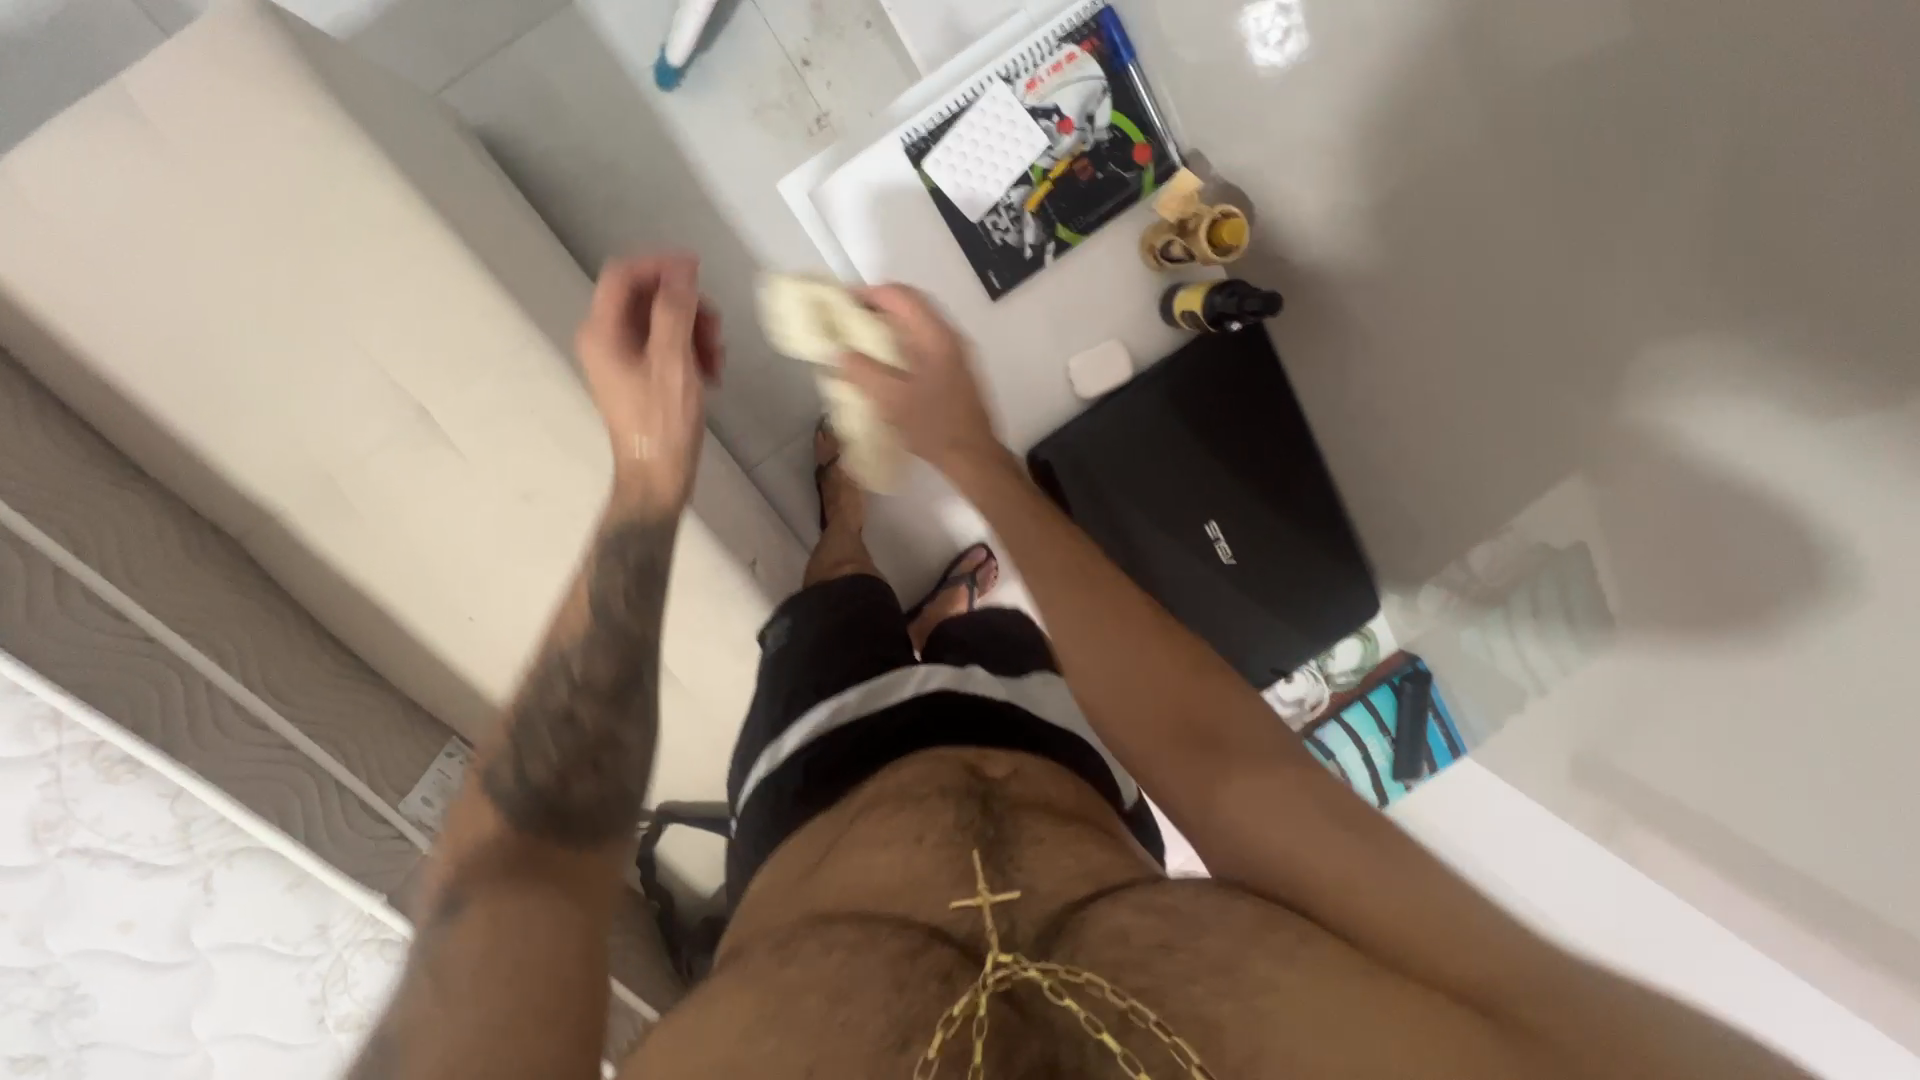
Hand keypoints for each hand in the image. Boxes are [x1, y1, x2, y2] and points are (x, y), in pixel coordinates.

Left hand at [576, 254, 723, 514]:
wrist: (657, 478)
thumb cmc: (663, 424)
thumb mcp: (674, 363)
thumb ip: (675, 311)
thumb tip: (682, 271)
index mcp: (602, 332)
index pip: (624, 275)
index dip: (661, 265)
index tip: (699, 272)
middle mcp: (605, 339)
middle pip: (647, 297)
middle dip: (687, 307)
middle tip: (717, 332)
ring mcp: (621, 358)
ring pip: (661, 321)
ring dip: (695, 331)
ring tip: (718, 360)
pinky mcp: (638, 376)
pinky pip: (665, 346)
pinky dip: (690, 351)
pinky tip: (710, 373)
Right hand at [837, 285, 1000, 472]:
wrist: (974, 456)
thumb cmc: (933, 427)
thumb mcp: (891, 400)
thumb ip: (863, 372)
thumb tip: (841, 353)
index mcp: (935, 336)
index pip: (899, 295)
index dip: (868, 294)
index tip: (842, 304)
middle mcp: (950, 336)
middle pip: (911, 304)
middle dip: (879, 306)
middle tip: (851, 319)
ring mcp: (957, 353)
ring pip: (920, 323)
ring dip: (892, 324)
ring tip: (864, 340)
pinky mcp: (958, 370)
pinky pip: (926, 341)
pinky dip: (904, 341)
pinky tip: (888, 363)